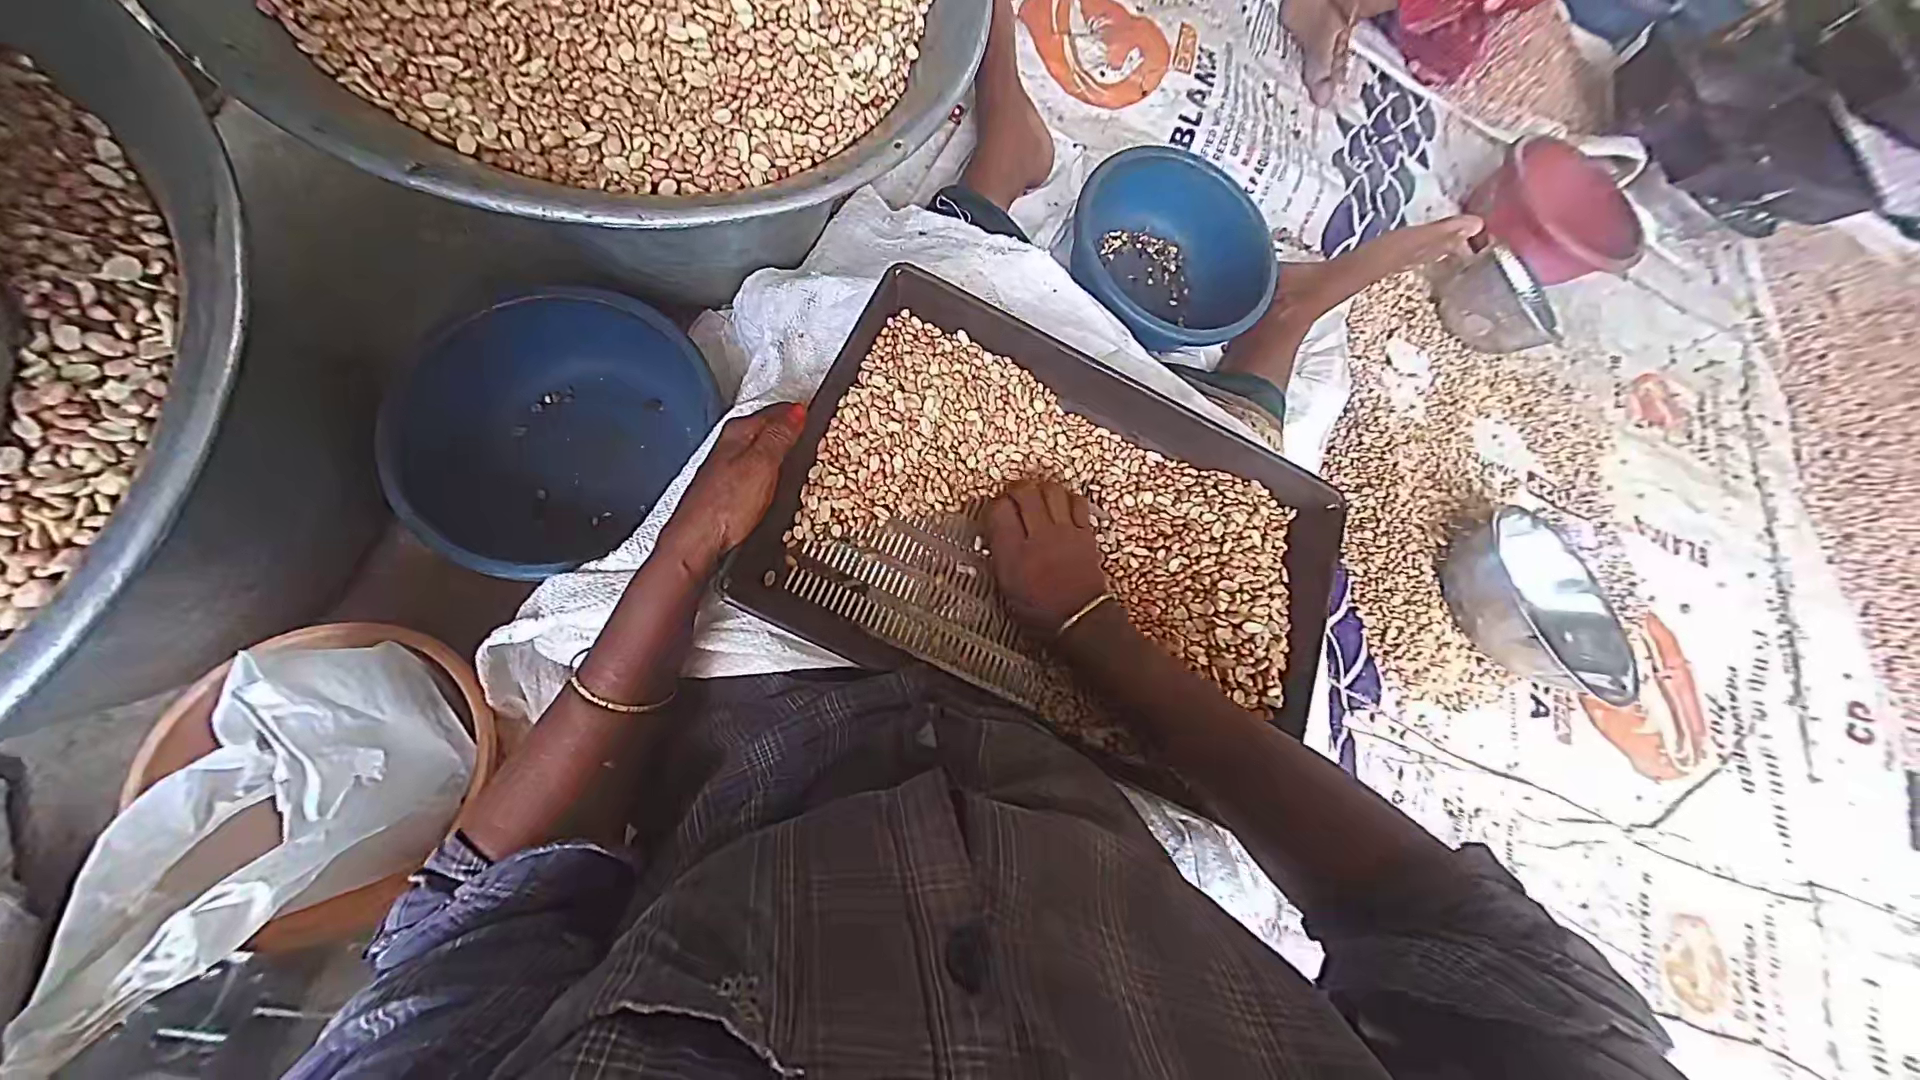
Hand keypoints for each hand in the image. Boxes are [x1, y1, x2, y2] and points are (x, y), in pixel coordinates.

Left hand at [658, 402, 805, 573]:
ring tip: (803, 454)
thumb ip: (779, 436)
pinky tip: (781, 480)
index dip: (798, 413)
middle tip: (814, 431)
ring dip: (784, 452)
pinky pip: (760, 471)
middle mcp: (731, 446)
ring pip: (765, 450)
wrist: (697, 542)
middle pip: (769, 429)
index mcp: (739, 432)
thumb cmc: (723, 507)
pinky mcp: (733, 489)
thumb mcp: (761, 464)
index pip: (776, 411)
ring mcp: (731, 468)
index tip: (816, 414)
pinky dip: (775, 471)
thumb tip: (796, 412)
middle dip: (792, 430)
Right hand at [983, 481, 1109, 635]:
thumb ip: (999, 555)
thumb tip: (994, 532)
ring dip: (1040, 489)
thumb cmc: (1041, 611)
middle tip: (1012, 496)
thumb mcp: (1007, 587)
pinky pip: (1076, 501)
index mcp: (1014, 554)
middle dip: (1015, 489)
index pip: (999, 510)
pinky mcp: (1085, 533)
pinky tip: (1060, 504)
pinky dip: (1066, 497)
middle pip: (1025, 492)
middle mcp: (1039, 537)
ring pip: (1051, 490)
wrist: (1080, 620)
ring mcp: (1065, 532)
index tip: (994, 510)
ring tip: (1035, 497)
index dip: (994, 505)